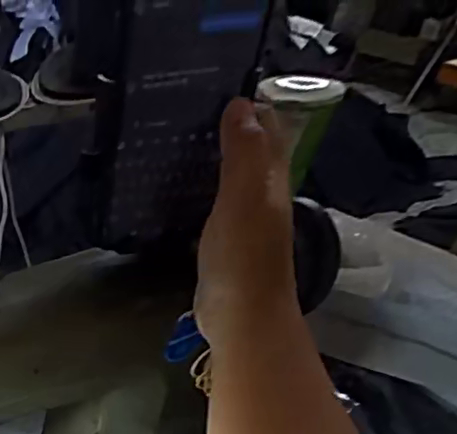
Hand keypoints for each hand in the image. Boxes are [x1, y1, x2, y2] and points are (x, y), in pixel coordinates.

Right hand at [195, 98, 299, 354]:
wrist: (242, 321)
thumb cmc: (243, 258)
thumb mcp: (244, 196)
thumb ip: (243, 152)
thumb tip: (241, 104)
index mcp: (271, 182)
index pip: (268, 131)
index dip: (251, 108)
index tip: (220, 90)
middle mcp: (263, 201)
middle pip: (253, 157)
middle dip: (233, 133)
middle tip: (195, 114)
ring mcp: (245, 229)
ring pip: (234, 186)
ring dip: (216, 166)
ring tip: (184, 147)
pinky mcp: (226, 254)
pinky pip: (217, 214)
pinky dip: (205, 198)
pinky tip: (185, 197)